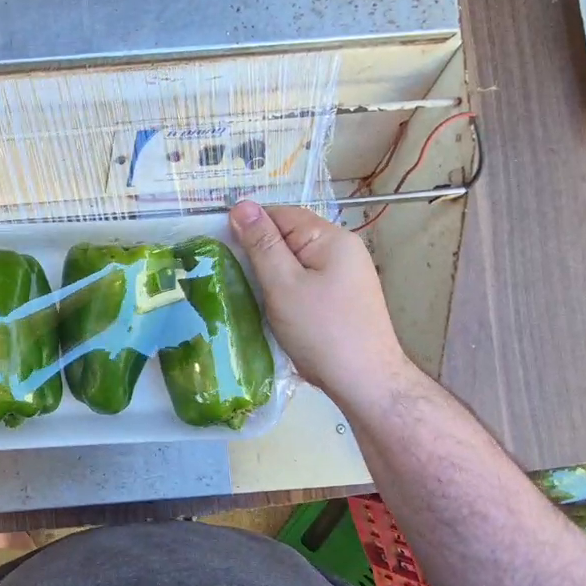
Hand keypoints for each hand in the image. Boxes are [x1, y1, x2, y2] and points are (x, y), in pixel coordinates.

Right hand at [228, 200, 417, 407]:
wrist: (364, 381)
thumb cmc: (321, 331)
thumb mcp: (283, 285)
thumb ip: (262, 244)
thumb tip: (241, 205)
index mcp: (331, 238)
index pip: (281, 214)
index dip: (249, 228)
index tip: (220, 250)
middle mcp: (343, 249)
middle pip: (289, 238)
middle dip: (259, 253)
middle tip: (229, 276)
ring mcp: (346, 275)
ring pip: (296, 263)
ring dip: (270, 275)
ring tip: (247, 294)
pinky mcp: (343, 298)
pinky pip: (306, 282)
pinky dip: (285, 291)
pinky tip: (272, 309)